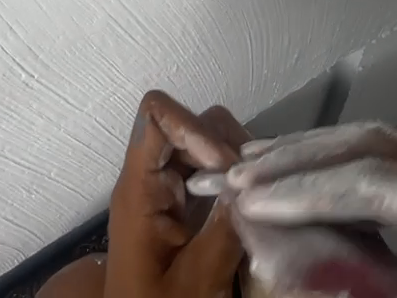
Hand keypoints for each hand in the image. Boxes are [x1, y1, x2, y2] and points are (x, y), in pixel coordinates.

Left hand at [103, 91, 252, 297]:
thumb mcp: (195, 280)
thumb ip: (223, 229)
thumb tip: (253, 184)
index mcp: (139, 187)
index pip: (155, 116)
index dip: (194, 127)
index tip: (227, 166)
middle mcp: (149, 175)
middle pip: (185, 122)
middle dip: (224, 144)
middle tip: (254, 184)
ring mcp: (165, 186)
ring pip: (201, 141)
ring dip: (233, 159)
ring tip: (257, 193)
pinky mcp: (181, 201)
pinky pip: (207, 167)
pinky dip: (233, 175)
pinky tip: (250, 201)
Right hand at [223, 122, 396, 297]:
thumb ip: (348, 279)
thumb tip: (268, 246)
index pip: (378, 181)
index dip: (307, 187)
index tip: (251, 198)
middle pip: (373, 146)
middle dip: (298, 160)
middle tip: (237, 173)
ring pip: (374, 141)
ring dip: (309, 152)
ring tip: (251, 160)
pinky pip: (387, 158)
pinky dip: (335, 162)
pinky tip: (294, 164)